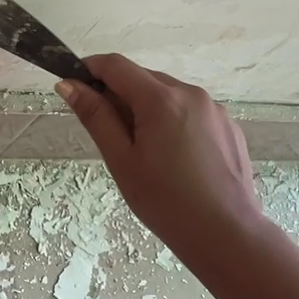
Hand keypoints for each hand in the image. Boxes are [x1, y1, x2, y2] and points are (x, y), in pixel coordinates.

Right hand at [56, 54, 268, 261]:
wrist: (227, 234)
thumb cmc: (165, 202)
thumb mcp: (122, 161)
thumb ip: (96, 117)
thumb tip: (69, 84)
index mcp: (161, 99)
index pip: (116, 65)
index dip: (90, 69)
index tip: (75, 87)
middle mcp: (191, 93)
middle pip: (143, 78)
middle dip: (120, 95)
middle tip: (113, 137)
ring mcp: (214, 108)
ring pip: (168, 94)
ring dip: (148, 109)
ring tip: (148, 155)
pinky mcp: (229, 125)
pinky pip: (191, 111)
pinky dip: (174, 122)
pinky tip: (176, 160)